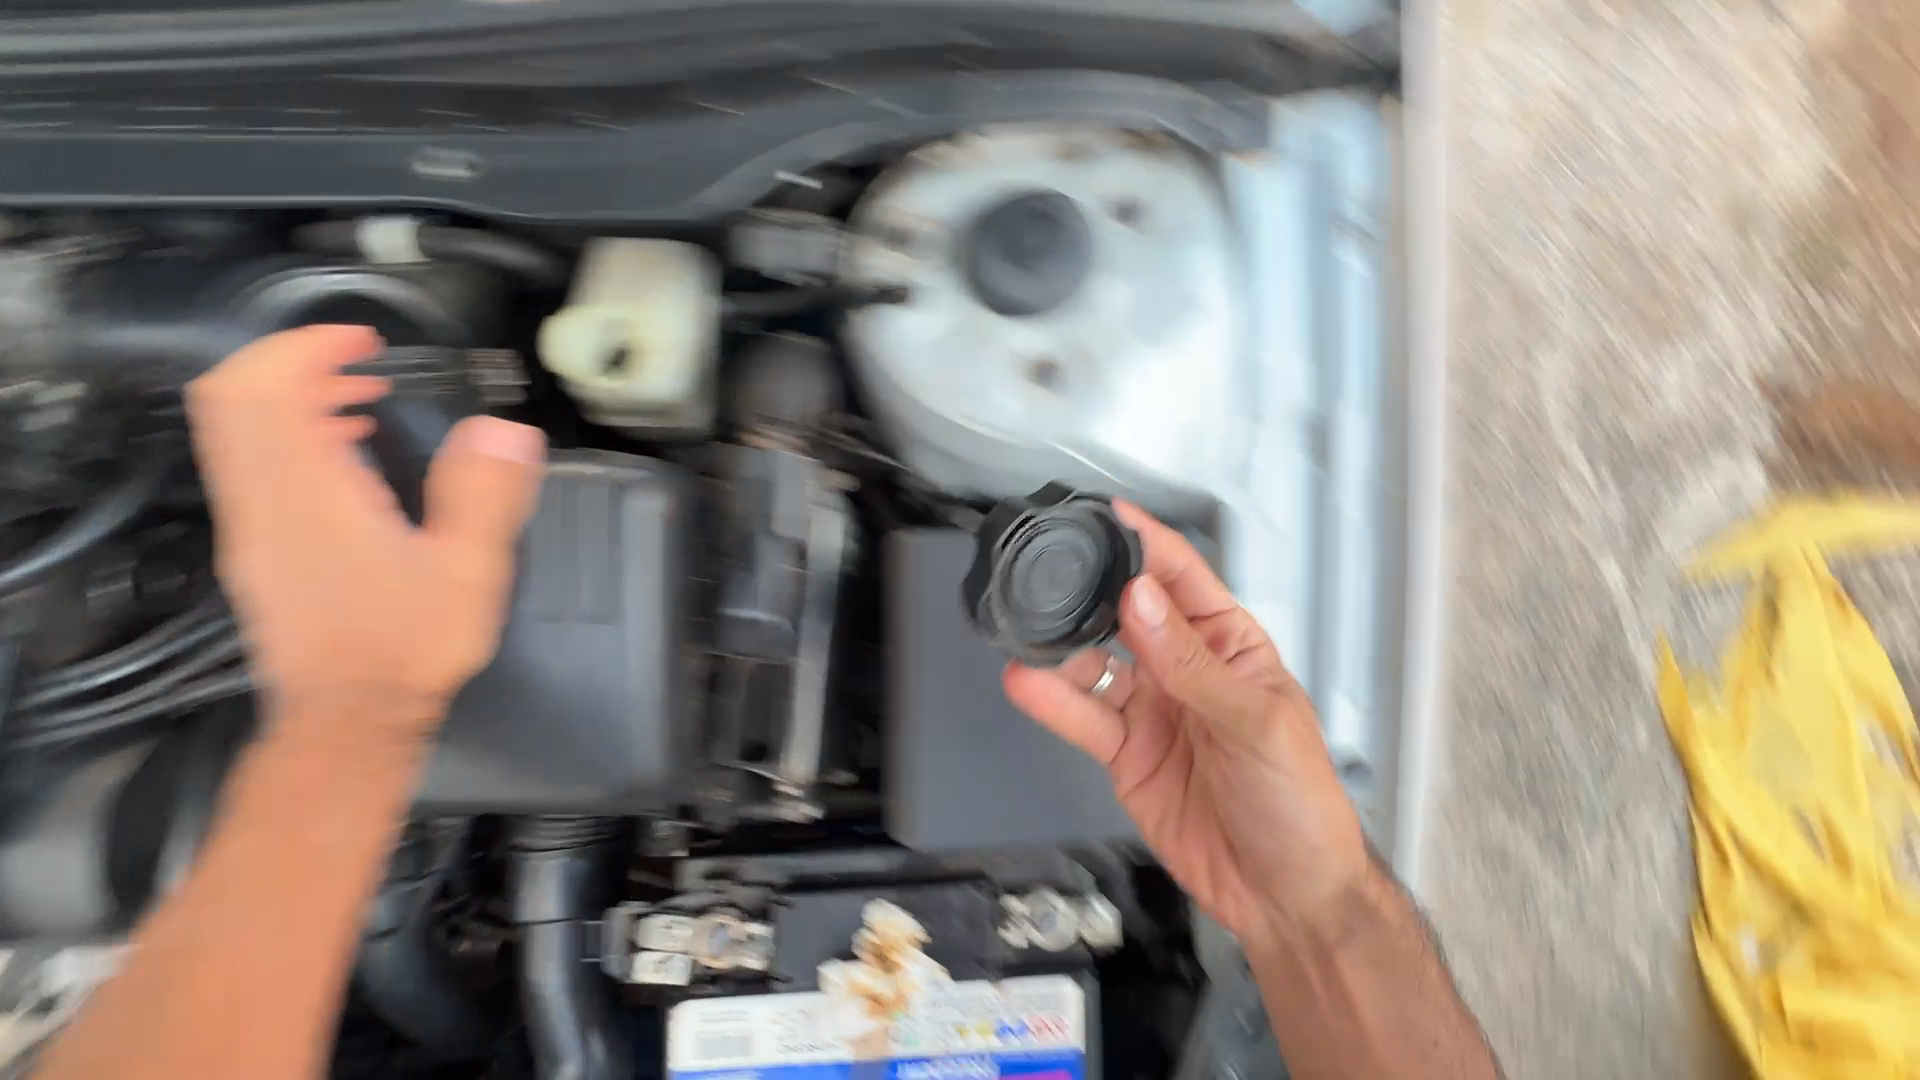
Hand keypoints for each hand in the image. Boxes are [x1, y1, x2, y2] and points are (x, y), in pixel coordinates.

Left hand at [186, 325, 545, 736]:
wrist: (350, 721)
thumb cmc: (410, 648)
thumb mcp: (470, 571)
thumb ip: (486, 496)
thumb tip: (506, 431)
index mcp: (311, 500)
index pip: (264, 392)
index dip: (304, 348)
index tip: (363, 342)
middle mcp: (263, 506)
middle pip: (234, 401)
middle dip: (293, 364)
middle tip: (362, 363)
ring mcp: (253, 529)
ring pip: (238, 433)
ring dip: (292, 399)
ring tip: (362, 401)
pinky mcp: (260, 551)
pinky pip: (253, 468)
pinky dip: (291, 439)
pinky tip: (351, 458)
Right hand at [1003, 502, 1370, 945]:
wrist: (1283, 894)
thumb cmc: (1297, 800)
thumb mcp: (1254, 722)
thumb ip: (1190, 663)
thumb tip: (1139, 598)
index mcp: (1227, 644)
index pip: (1181, 577)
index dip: (1145, 542)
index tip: (1108, 514)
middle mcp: (1182, 667)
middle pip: (1126, 613)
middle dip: (1091, 589)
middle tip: (1050, 568)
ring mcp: (1150, 708)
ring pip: (1094, 663)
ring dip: (1060, 647)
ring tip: (1026, 629)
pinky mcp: (1123, 750)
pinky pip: (1081, 716)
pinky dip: (1051, 700)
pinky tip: (1027, 682)